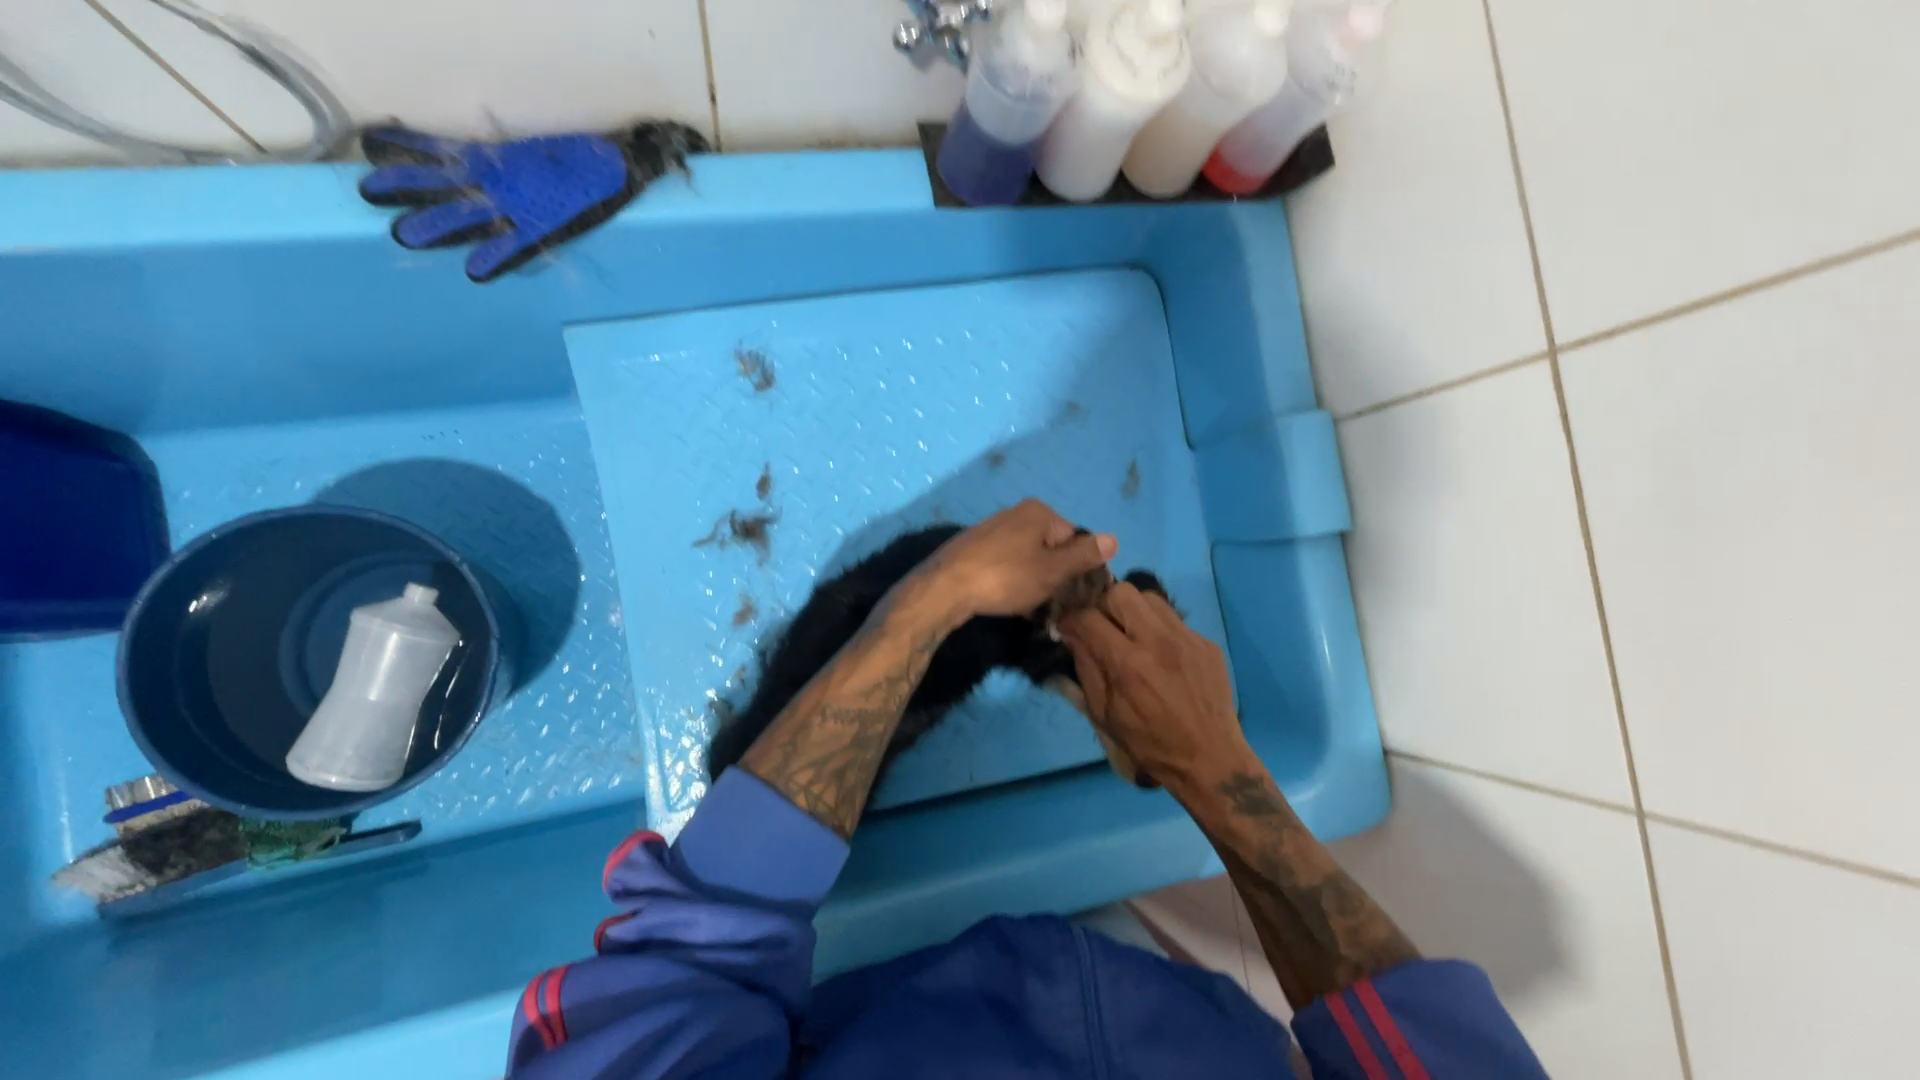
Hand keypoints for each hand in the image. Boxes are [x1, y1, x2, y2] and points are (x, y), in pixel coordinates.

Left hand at [920, 499, 1116, 617]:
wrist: (945, 587)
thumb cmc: (1006, 577)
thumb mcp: (1052, 570)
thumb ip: (1083, 555)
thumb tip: (1114, 539)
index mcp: (1039, 512)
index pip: (1074, 539)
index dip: (1076, 568)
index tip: (1069, 594)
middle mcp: (1016, 512)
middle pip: (1050, 547)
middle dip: (1053, 576)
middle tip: (1047, 603)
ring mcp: (992, 528)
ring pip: (1027, 557)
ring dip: (1032, 581)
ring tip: (1026, 606)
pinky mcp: (974, 547)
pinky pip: (1005, 563)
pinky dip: (1010, 580)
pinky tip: (1004, 599)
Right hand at [1058, 583, 1247, 789]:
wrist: (1210, 760)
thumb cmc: (1149, 744)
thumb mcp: (1104, 714)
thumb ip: (1085, 668)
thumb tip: (1071, 635)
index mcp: (1127, 664)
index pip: (1087, 616)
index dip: (1070, 618)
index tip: (1066, 626)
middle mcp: (1157, 642)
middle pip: (1121, 592)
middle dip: (1103, 605)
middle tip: (1102, 626)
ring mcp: (1186, 639)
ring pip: (1150, 598)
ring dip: (1133, 612)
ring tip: (1132, 635)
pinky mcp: (1206, 643)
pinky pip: (1175, 620)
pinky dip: (1159, 630)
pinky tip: (1160, 655)